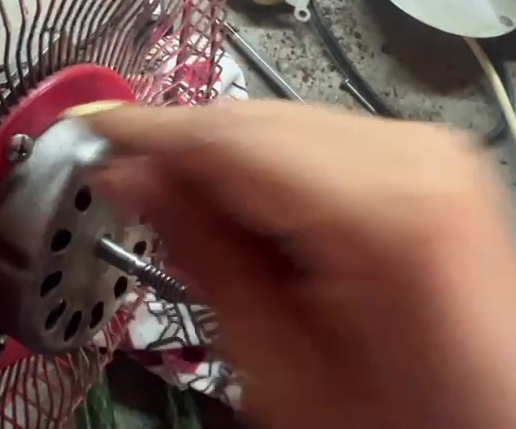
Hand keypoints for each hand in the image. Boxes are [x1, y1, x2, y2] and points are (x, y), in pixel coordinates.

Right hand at [86, 101, 515, 428]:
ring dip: (219, 154)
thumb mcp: (281, 367)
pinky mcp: (426, 151)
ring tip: (174, 198)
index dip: (149, 129)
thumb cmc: (401, 428)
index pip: (231, 137)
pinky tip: (238, 199)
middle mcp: (413, 152)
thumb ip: (204, 252)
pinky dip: (263, 159)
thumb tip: (131, 176)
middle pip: (256, 118)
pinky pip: (314, 132)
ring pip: (280, 118)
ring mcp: (426, 144)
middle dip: (180, 145)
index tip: (89, 126)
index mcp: (383, 211)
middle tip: (119, 174)